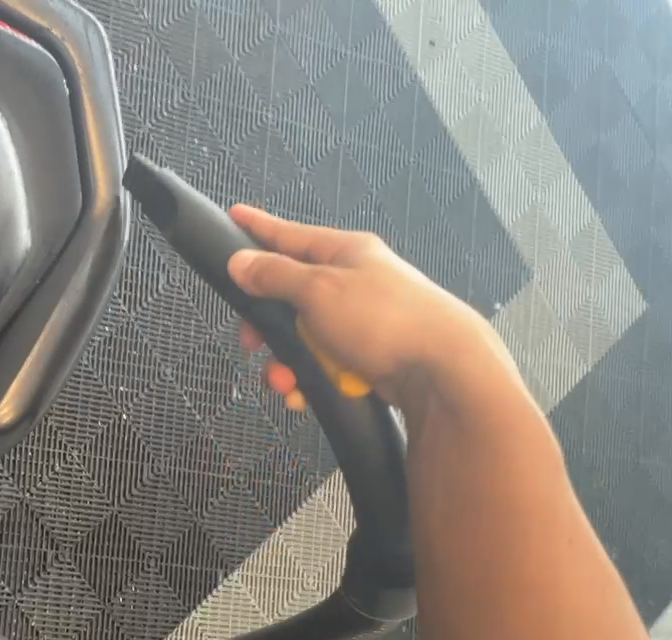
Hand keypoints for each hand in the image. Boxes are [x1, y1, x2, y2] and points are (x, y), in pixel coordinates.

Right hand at [224, 204, 525, 419]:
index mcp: (343, 254)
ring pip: (296, 339)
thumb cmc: (382, 318)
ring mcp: (353, 321)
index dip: (258, 228)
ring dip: (283, 364)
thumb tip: (239, 262)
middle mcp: (348, 283)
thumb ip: (274, 276)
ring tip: (287, 381)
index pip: (289, 235)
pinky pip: (315, 365)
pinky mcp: (358, 355)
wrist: (438, 369)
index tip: (234, 216)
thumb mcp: (318, 290)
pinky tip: (304, 392)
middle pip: (284, 298)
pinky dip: (305, 380)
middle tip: (252, 345)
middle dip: (265, 329)